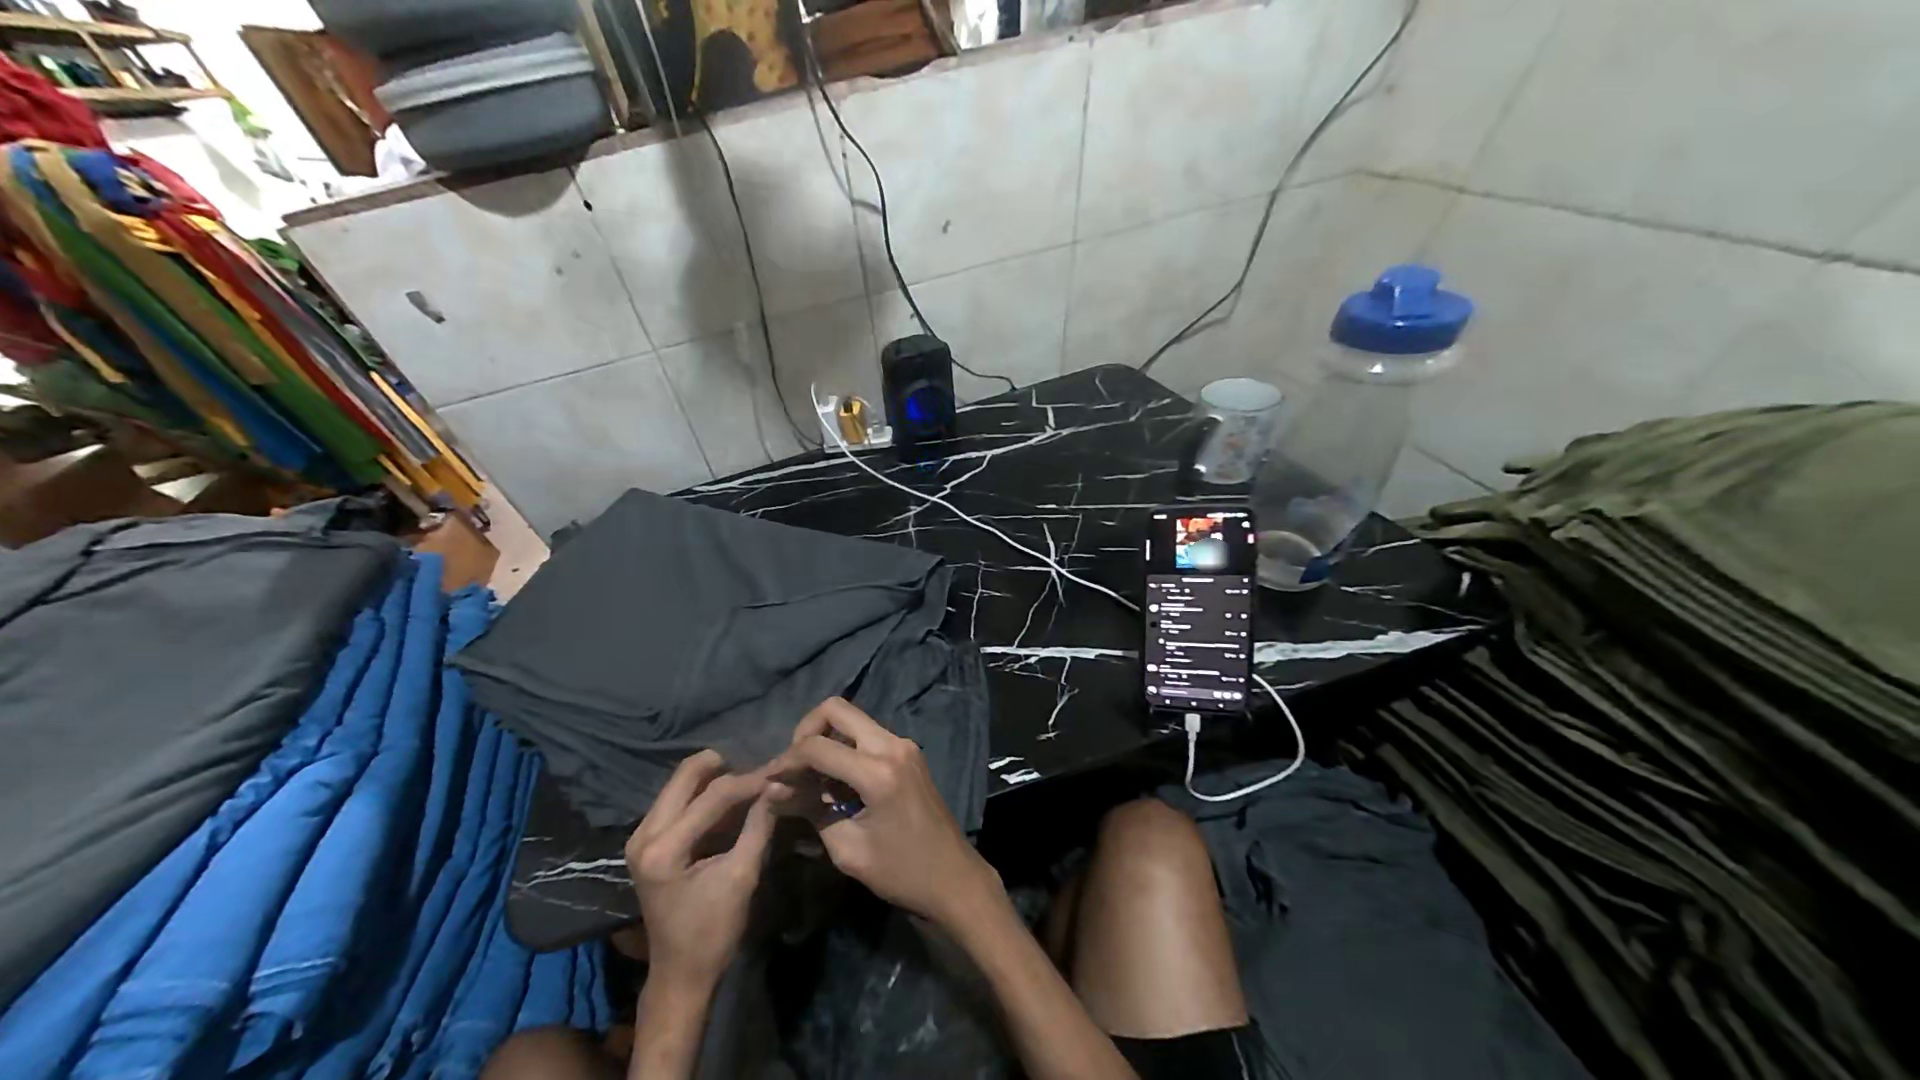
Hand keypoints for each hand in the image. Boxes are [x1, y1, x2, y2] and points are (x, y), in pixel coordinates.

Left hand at [624, 750, 777, 993]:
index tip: (780, 774)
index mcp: (663, 849)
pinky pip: (678, 800)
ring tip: (753, 785)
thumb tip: (780, 785)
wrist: (681, 972)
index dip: (750, 781)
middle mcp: (643, 834)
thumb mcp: (742, 876)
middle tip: (761, 773)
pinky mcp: (647, 841)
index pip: (713, 796)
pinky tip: (734, 802)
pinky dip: (706, 795)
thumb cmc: (713, 931)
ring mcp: (641, 836)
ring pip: (681, 784)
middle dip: (727, 768)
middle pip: (686, 775)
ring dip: (716, 779)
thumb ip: (760, 825)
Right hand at [773, 698, 1002, 928]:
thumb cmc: (901, 872)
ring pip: (852, 719)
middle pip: (837, 709)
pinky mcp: (908, 753)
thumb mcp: (848, 849)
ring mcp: (904, 746)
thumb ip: (810, 811)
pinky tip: (834, 782)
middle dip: (806, 731)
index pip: (818, 747)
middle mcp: (893, 746)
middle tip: (793, 766)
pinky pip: (867, 735)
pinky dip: (845, 748)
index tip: (768, 780)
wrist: (954, 878)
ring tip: (810, 778)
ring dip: (826, 739)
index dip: (786, 760)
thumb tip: (774, 791)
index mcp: (878, 772)